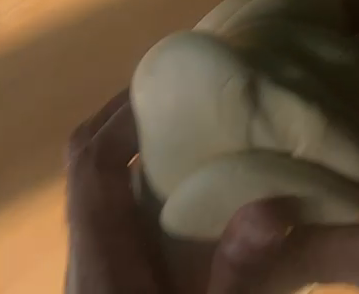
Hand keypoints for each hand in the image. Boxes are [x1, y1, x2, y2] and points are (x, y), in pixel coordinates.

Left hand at [64, 90, 301, 293]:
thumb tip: (272, 202)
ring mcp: (95, 274)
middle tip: (187, 98)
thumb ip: (238, 275)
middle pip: (88, 169)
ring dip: (137, 155)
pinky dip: (146, 191)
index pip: (89, 165)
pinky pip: (118, 219)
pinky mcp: (109, 287)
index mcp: (98, 260)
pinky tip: (195, 201)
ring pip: (102, 194)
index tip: (167, 85)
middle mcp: (86, 259)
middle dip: (127, 123)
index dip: (119, 116)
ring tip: (196, 134)